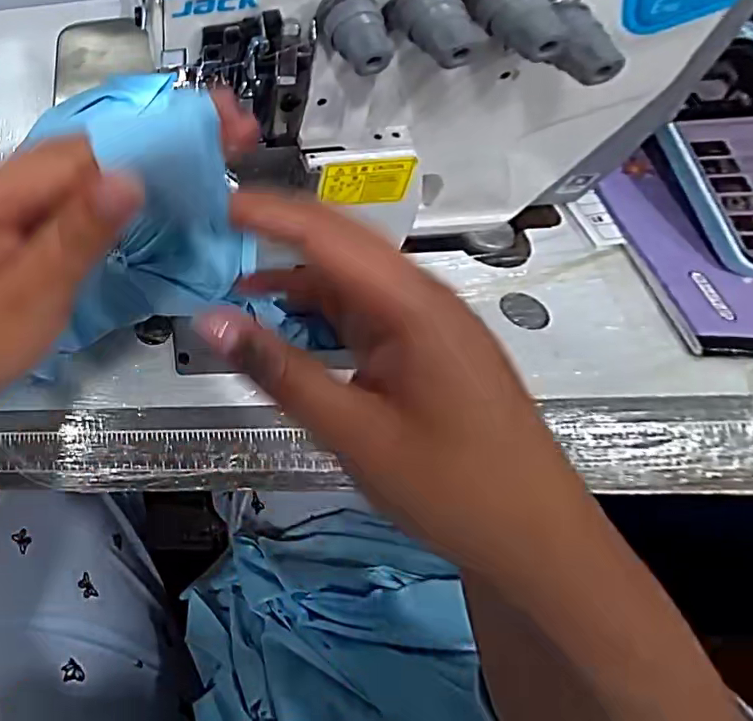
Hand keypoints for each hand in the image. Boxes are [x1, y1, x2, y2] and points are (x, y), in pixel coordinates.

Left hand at [0, 88, 256, 498]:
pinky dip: (110, 191)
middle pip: (77, 152)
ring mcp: (3, 200)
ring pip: (77, 169)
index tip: (206, 132)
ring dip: (133, 163)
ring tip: (194, 158)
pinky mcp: (17, 221)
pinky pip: (69, 194)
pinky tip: (148, 190)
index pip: (74, 154)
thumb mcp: (33, 294)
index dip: (141, 141)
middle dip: (145, 145)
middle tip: (218, 134)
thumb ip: (79, 234)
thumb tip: (131, 175)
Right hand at [195, 191, 738, 719]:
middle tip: (217, 220)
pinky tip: (279, 310)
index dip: (268, 213)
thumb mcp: (354, 433)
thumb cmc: (454, 490)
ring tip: (232, 263)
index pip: (327, 236)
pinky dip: (314, 301)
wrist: (542, 548)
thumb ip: (279, 371)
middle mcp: (421, 296)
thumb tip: (210, 320)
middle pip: (340, 240)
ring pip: (347, 272)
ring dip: (293, 265)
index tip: (216, 202)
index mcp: (412, 305)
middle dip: (278, 225)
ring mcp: (424, 317)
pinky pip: (359, 303)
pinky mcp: (420, 341)